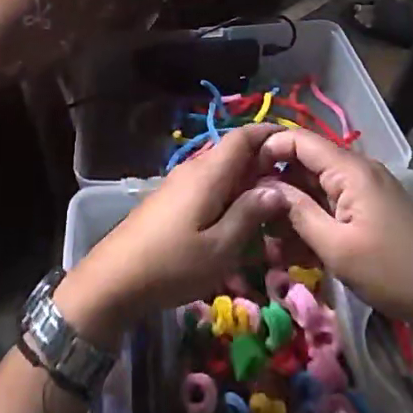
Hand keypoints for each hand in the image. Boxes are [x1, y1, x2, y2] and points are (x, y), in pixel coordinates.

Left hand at [55, 124, 288, 344]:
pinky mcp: (170, 199)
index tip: (298, 142)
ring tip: (273, 198)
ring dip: (246, 177)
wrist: (115, 278)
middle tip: (295, 178)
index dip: (270, 133)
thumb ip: (249, 214)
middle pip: (232, 151)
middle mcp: (193, 169)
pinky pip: (207, 183)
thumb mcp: (220, 247)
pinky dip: (229, 190)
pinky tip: (238, 214)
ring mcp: (178, 183)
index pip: (243, 137)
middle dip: (263, 159)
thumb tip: (278, 187)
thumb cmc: (172, 264)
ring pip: (220, 168)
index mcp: (208, 173)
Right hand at [257, 129, 412, 327]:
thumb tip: (265, 187)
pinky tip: (293, 238)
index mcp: (350, 170)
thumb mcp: (335, 247)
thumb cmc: (390, 272)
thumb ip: (297, 212)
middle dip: (275, 177)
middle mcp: (357, 168)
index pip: (298, 139)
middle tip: (247, 201)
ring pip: (316, 180)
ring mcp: (366, 186)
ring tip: (266, 226)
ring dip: (292, 199)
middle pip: (306, 158)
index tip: (241, 172)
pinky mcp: (370, 204)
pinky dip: (311, 211)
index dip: (267, 148)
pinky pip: (332, 197)